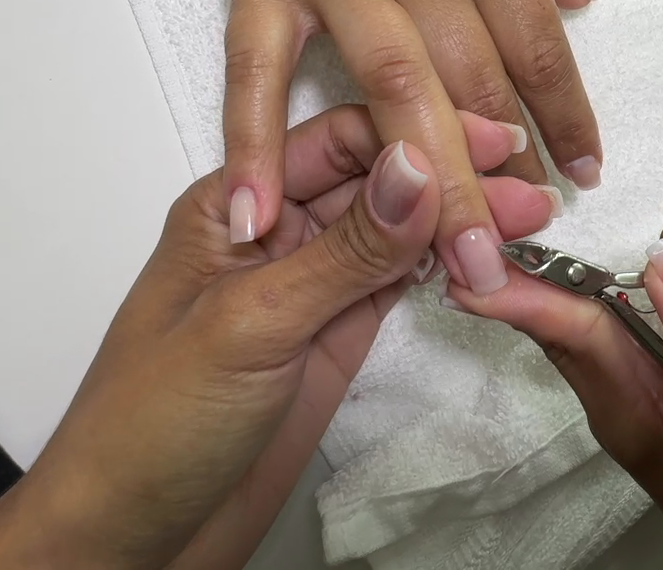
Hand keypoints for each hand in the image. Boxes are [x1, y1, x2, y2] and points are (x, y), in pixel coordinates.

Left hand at [0, 106, 557, 569]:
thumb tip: (423, 163)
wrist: (132, 545)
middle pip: (380, 181)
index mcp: (240, 197)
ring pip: (399, 229)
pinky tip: (487, 254)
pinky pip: (401, 277)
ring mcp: (316, 278)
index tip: (493, 142)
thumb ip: (346, 248)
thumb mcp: (253, 322)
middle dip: (453, 179)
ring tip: (530, 219)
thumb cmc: (156, 424)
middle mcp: (282, 224)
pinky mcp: (340, 326)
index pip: (343, 139)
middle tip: (530, 187)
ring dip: (458, 222)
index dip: (417, 134)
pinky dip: (445, 264)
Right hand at [70, 0, 601, 298]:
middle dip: (503, 170)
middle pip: (474, 81)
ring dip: (424, 179)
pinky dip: (254, 144)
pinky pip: (255, 70)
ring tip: (448, 261)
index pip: (538, 41)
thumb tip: (580, 2)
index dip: (568, 112)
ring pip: (391, 86)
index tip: (587, 171)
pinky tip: (261, 217)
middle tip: (520, 255)